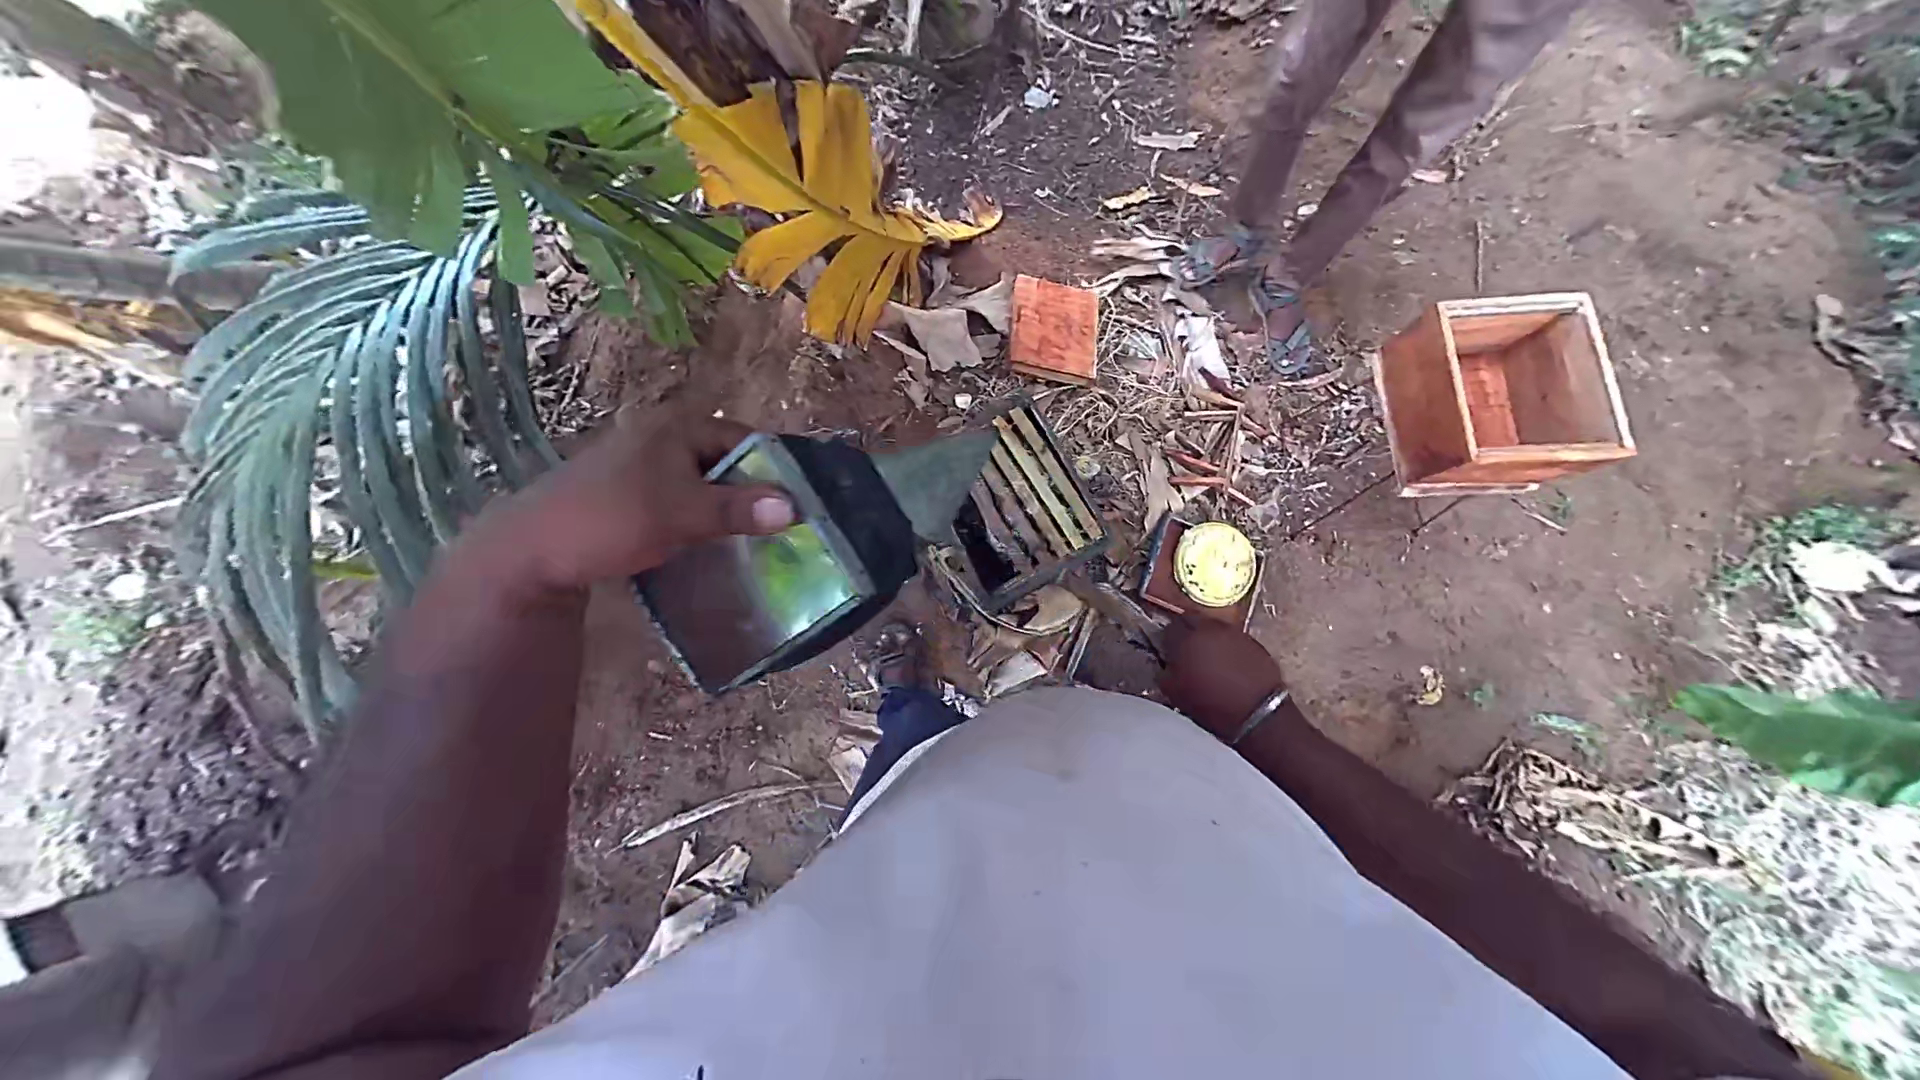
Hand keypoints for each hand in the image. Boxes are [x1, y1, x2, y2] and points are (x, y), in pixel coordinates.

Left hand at [468, 410, 794, 593]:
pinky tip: (721, 540)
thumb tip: (797, 507)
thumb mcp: (681, 513)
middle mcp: (665, 437)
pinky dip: (708, 516)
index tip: (804, 500)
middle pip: (730, 461)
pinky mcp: (638, 494)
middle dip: (758, 490)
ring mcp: (649, 466)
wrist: (532, 552)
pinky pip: (689, 499)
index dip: (778, 467)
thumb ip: (739, 508)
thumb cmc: (610, 518)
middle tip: (788, 523)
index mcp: (676, 427)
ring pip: (710, 483)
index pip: (747, 438)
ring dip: (733, 507)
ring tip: (763, 536)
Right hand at [1158, 616, 1286, 739]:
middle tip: (1184, 647)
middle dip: (1185, 630)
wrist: (1257, 713)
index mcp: (1186, 638)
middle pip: (1190, 618)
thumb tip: (1165, 663)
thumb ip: (1164, 671)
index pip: (1168, 627)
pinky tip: (1227, 662)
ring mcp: (1233, 632)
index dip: (1165, 638)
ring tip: (1207, 655)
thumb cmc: (1210, 704)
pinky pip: (1231, 637)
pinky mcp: (1252, 641)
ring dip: (1206, 636)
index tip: (1167, 650)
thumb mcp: (1174, 691)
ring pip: (1213, 626)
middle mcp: (1209, 628)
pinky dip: (1225, 645)